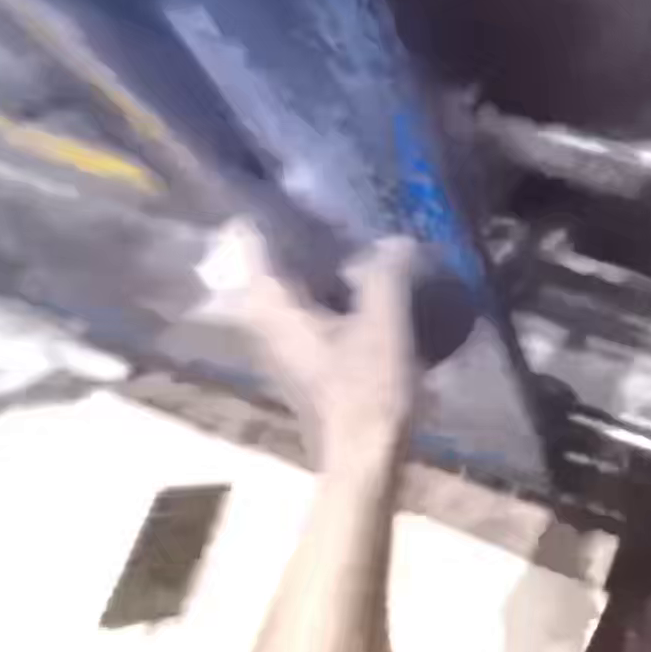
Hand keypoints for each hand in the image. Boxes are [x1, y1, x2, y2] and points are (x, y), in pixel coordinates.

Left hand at [216, 217, 419, 465]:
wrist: (365, 453)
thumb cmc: (368, 389)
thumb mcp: (385, 325)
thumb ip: (387, 275)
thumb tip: (397, 240)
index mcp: (269, 303)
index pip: (253, 234)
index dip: (283, 209)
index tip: (321, 197)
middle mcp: (263, 318)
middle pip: (276, 259)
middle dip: (313, 238)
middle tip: (356, 224)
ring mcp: (282, 342)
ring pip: (297, 287)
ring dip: (328, 269)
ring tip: (371, 254)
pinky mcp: (306, 360)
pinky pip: (314, 311)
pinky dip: (337, 297)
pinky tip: (374, 297)